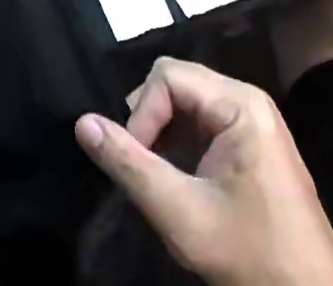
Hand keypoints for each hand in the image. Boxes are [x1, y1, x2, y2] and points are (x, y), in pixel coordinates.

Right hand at [74, 59, 332, 285]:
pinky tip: (176, 175)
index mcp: (239, 104)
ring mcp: (250, 117)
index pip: (167, 76)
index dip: (142, 112)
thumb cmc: (250, 255)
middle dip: (149, 119)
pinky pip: (198, 119)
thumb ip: (129, 164)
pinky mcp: (248, 138)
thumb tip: (82, 123)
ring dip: (161, 131)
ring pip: (183, 100)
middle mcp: (246, 98)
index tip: (136, 159)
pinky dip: (177, 140)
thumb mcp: (181, 213)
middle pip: (174, 81)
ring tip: (156, 173)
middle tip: (142, 165)